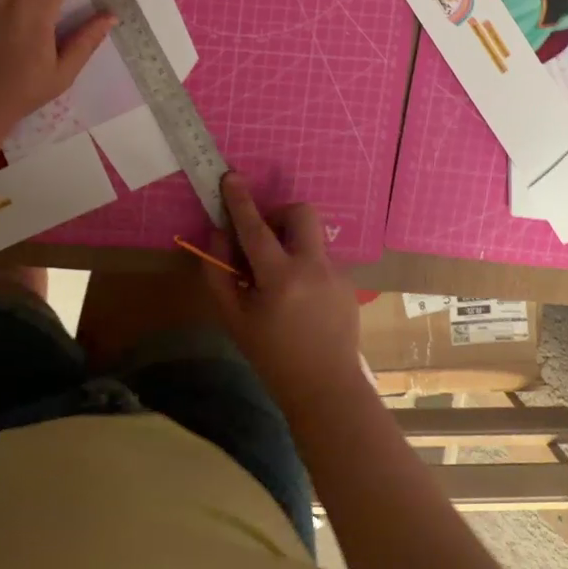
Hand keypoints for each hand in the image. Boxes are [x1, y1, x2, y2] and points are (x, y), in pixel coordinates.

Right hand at [200, 173, 366, 418]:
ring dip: (290, 243)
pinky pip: (320, 260)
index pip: (255, 227)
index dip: (240, 200)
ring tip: (276, 279)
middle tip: (262, 238)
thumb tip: (218, 236)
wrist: (327, 392)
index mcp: (281, 277)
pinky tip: (297, 300)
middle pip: (301, 213)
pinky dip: (303, 266)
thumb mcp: (233, 318)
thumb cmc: (271, 357)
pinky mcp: (349, 286)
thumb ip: (218, 273)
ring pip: (311, 238)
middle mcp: (313, 268)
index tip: (230, 176)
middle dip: (279, 214)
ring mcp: (336, 276)